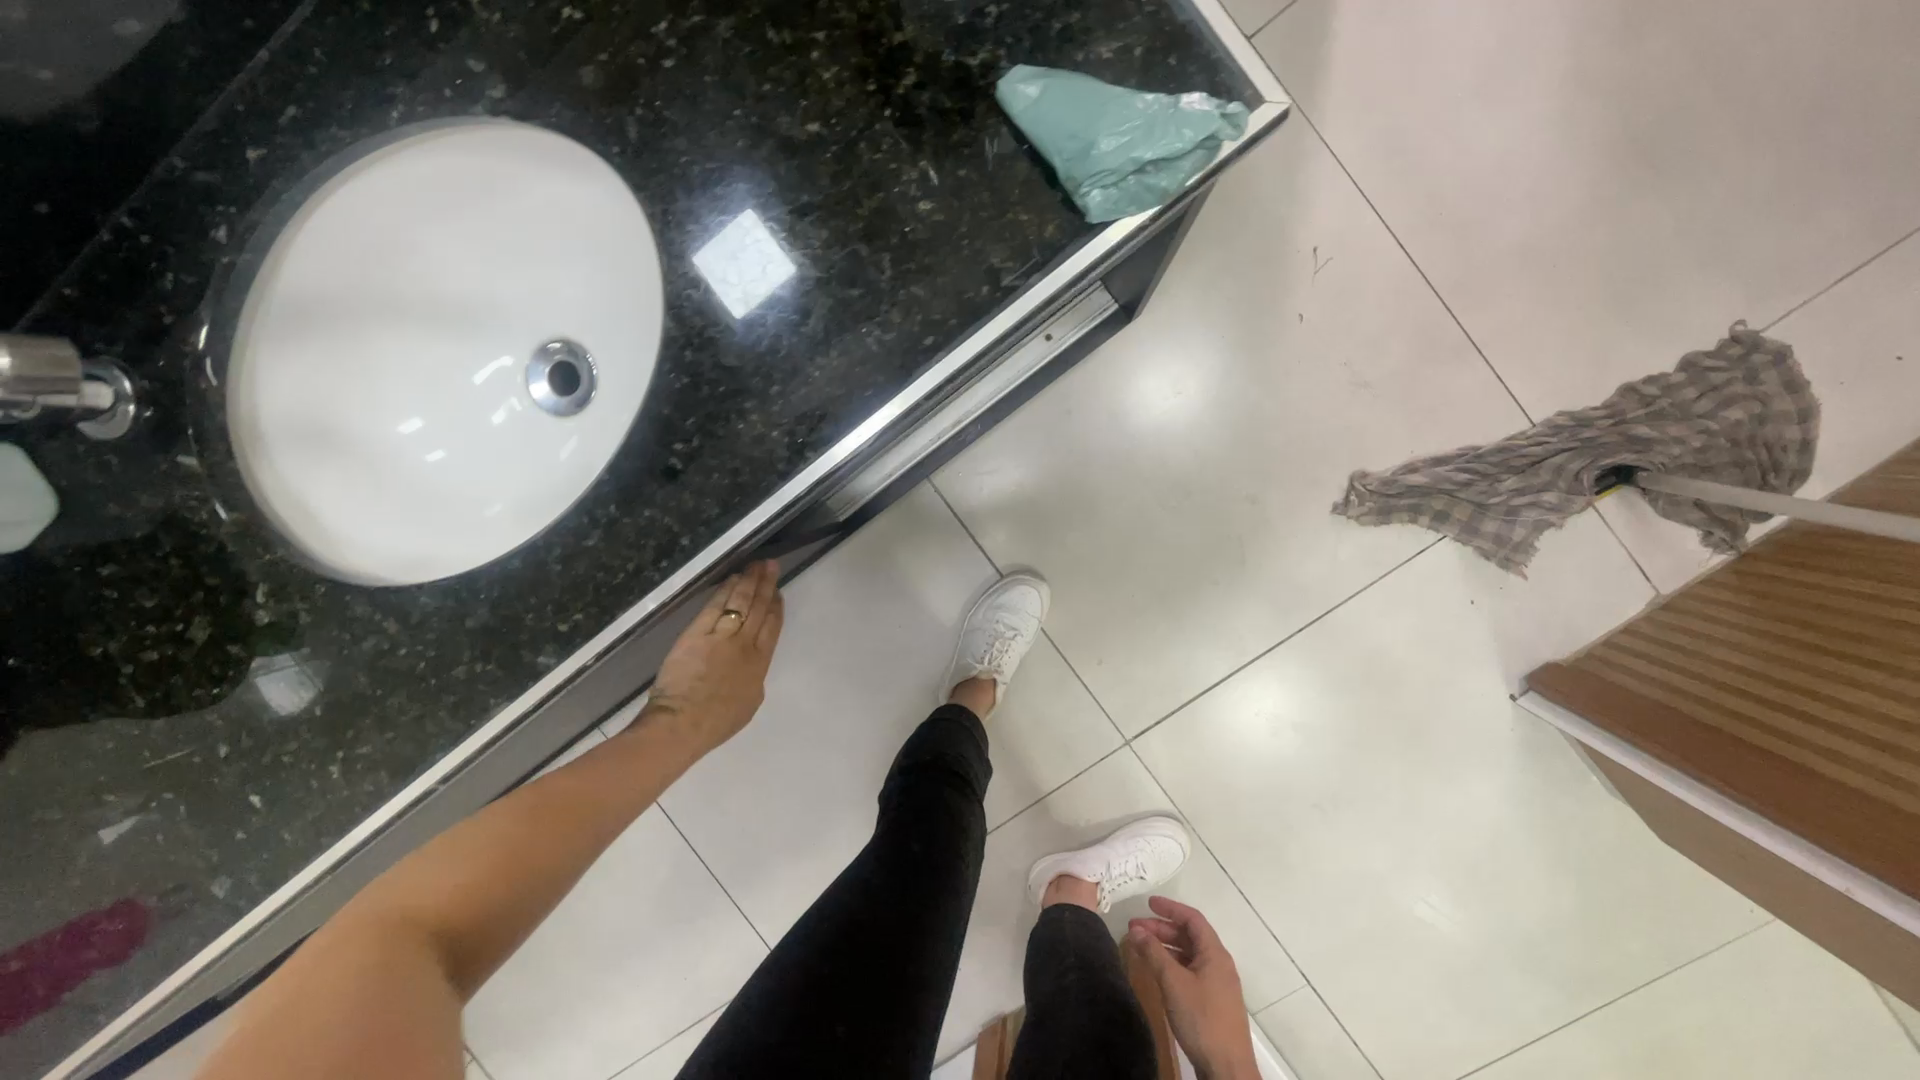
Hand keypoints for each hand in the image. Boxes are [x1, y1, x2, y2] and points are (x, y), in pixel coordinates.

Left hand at [641, 560, 784, 756]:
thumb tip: (750, 664)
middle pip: (758, 609)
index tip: (778, 592)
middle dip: (766, 585)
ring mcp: (721, 637)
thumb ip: (753, 678)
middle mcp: (744, 645)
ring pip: (739, 603)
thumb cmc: (716, 722)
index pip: (772, 628)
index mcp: (759, 664)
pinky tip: (731, 580)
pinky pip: (715, 607)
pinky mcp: (697, 633)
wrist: (683, 723)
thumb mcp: (749, 703)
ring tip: (755, 566)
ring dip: (749, 582)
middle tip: (771, 565)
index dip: (776, 607)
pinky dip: (725, 591)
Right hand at [1128, 896, 1259, 1079]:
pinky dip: (1172, 964)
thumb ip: (1154, 953)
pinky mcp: (1213, 1001)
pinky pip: (1190, 971)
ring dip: (1166, 947)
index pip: (1193, 919)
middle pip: (1190, 936)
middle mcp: (1219, 964)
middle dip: (1162, 929)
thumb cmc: (1201, 1019)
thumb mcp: (1173, 982)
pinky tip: (1157, 972)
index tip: (1148, 903)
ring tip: (1141, 947)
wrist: (1227, 1067)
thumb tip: (1136, 929)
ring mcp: (1217, 984)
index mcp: (1215, 954)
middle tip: (1135, 929)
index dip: (1170, 908)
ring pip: (1189, 955)